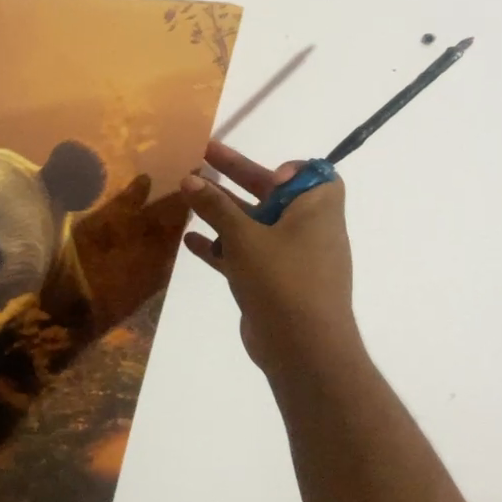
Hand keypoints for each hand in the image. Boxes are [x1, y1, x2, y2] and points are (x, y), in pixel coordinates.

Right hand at [180, 141, 358, 375]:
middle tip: (202, 155)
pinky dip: (219, 245)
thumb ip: (215, 206)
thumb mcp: (244, 236)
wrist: (301, 345)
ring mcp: (289, 258)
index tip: (263, 173)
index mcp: (316, 212)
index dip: (289, 170)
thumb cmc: (281, 279)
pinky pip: (243, 253)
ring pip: (252, 224)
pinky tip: (190, 240)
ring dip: (221, 211)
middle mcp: (307, 231)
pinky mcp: (271, 281)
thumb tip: (190, 177)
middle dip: (237, 176)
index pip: (315, 177)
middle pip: (272, 195)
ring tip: (186, 197)